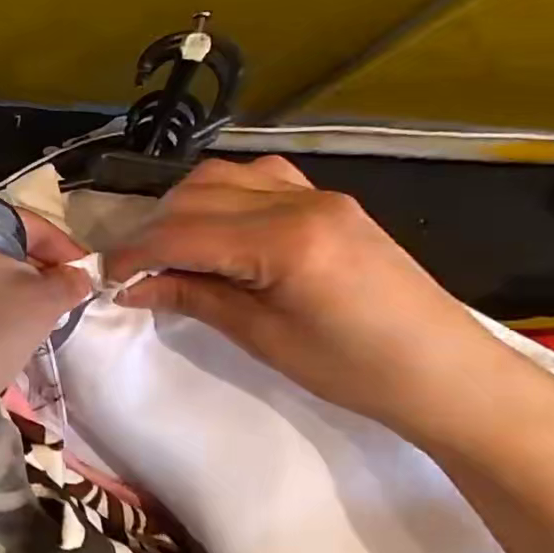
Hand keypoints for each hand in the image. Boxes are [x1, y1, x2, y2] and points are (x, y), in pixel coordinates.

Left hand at [0, 209, 92, 426]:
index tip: (90, 275)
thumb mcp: (39, 305)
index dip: (65, 246)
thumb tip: (77, 274)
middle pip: (6, 252)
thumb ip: (66, 283)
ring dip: (19, 299)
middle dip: (42, 274)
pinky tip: (6, 342)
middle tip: (68, 303)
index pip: (28, 223)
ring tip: (41, 326)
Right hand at [105, 157, 553, 456]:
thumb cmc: (355, 371)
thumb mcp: (262, 338)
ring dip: (182, 208)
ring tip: (169, 249)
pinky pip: (258, 178)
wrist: (450, 375)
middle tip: (132, 271)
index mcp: (284, 240)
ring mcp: (317, 194)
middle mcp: (298, 201)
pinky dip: (221, 196)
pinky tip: (217, 226)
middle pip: (194, 196)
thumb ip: (193, 296)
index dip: (133, 254)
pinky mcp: (327, 200)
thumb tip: (132, 285)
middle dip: (151, 231)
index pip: (182, 232)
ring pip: (221, 177)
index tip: (103, 277)